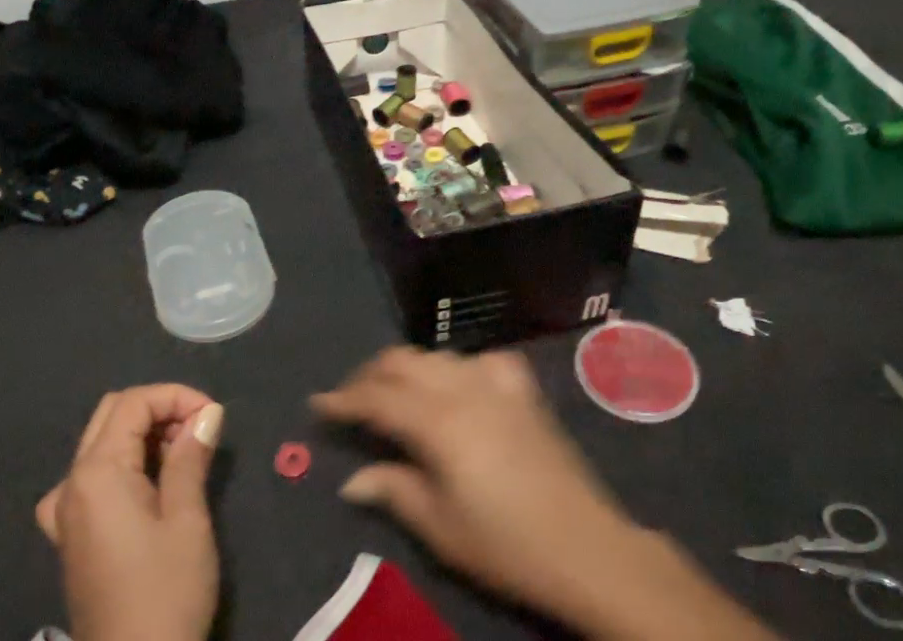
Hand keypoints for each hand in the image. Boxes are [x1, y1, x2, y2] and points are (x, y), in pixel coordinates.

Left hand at [36, 385, 223, 640]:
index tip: (214, 416)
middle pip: (112, 415)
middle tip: (201, 433)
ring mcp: (64, 510)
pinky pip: (92, 478)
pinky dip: (124, 466)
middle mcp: (70, 482)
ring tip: (186, 458)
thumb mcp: (187, 520)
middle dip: (159, 411)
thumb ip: (190, 457)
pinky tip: (149, 488)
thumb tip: (207, 412)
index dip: (176, 396)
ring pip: (102, 444)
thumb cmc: (165, 592)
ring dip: (144, 437)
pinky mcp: (70, 535)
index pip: (132, 403)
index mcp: (96, 472)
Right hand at [313, 347, 777, 640]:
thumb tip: (352, 479)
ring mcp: (498, 385)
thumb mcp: (440, 526)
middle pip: (403, 363)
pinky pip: (483, 360)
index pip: (376, 398)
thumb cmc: (505, 543)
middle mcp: (463, 389)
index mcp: (437, 422)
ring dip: (408, 367)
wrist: (585, 547)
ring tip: (394, 391)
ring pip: (438, 356)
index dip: (343, 400)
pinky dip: (459, 366)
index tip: (317, 405)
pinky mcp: (524, 392)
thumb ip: (393, 490)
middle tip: (349, 399)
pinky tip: (458, 383)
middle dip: (369, 375)